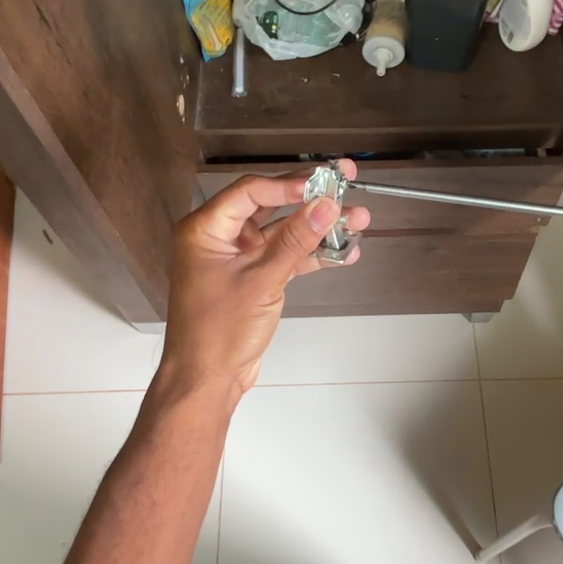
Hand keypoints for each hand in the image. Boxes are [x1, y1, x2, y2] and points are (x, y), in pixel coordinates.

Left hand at [158, 162, 370, 395]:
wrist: (207, 381)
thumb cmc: (218, 332)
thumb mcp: (261, 281)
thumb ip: (295, 241)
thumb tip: (325, 206)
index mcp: (205, 230)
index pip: (251, 192)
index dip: (289, 185)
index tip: (323, 184)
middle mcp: (220, 238)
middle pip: (270, 207)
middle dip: (310, 200)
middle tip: (344, 182)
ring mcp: (238, 259)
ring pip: (283, 233)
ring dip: (318, 229)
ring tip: (357, 219)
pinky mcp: (254, 279)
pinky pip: (286, 257)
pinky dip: (312, 255)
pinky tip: (344, 252)